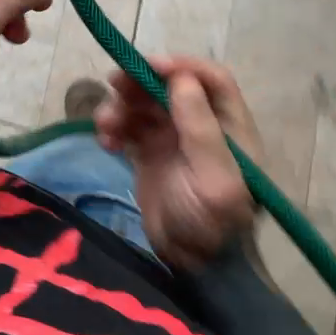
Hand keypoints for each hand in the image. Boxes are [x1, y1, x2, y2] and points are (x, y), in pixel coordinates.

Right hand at [94, 55, 260, 268]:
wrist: (192, 269)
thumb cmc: (212, 222)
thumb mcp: (214, 177)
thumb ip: (200, 127)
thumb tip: (180, 77)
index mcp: (230, 128)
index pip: (210, 79)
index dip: (180, 66)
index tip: (148, 65)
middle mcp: (202, 125)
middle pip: (168, 85)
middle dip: (139, 82)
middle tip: (114, 85)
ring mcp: (173, 138)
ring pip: (143, 101)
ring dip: (120, 105)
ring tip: (105, 125)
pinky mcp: (148, 151)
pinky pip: (127, 124)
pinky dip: (113, 126)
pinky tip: (105, 143)